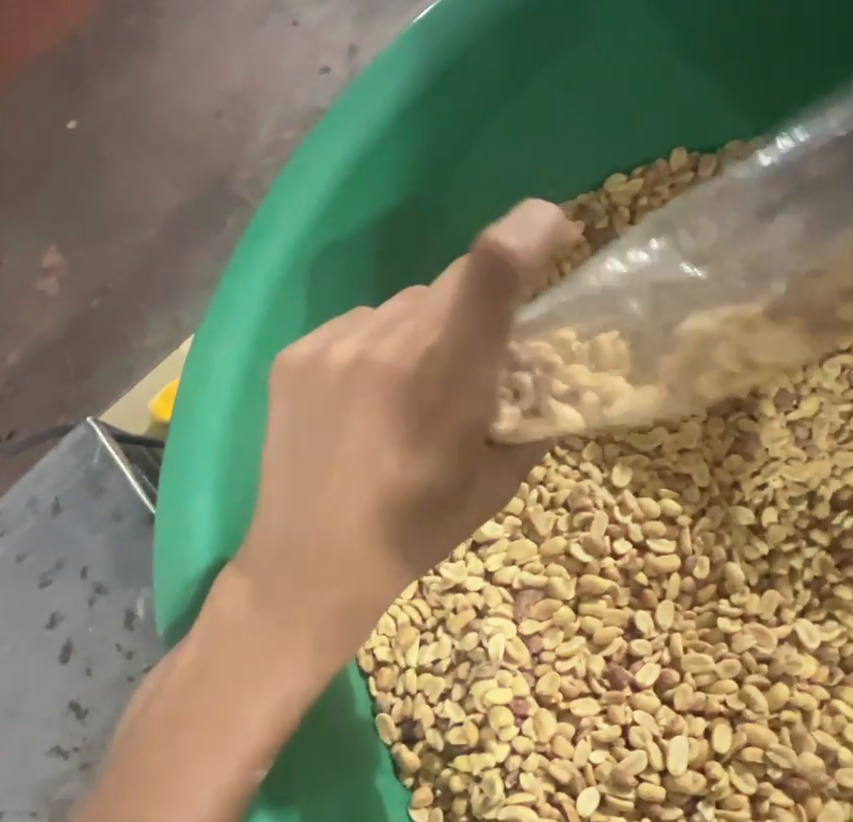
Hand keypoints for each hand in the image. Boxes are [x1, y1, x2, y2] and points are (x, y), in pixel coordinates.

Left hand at [221, 200, 578, 672]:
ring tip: (411, 393)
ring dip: (423, 332)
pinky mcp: (294, 355)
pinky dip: (375, 348)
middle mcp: (389, 342)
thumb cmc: (415, 532)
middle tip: (474, 363)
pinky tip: (366, 400)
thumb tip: (546, 378)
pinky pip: (356, 326)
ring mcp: (334, 345)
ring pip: (401, 306)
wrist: (311, 562)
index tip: (558, 228)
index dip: (531, 229)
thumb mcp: (494, 486)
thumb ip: (531, 420)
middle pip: (450, 285)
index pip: (491, 269)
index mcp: (447, 376)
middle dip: (476, 310)